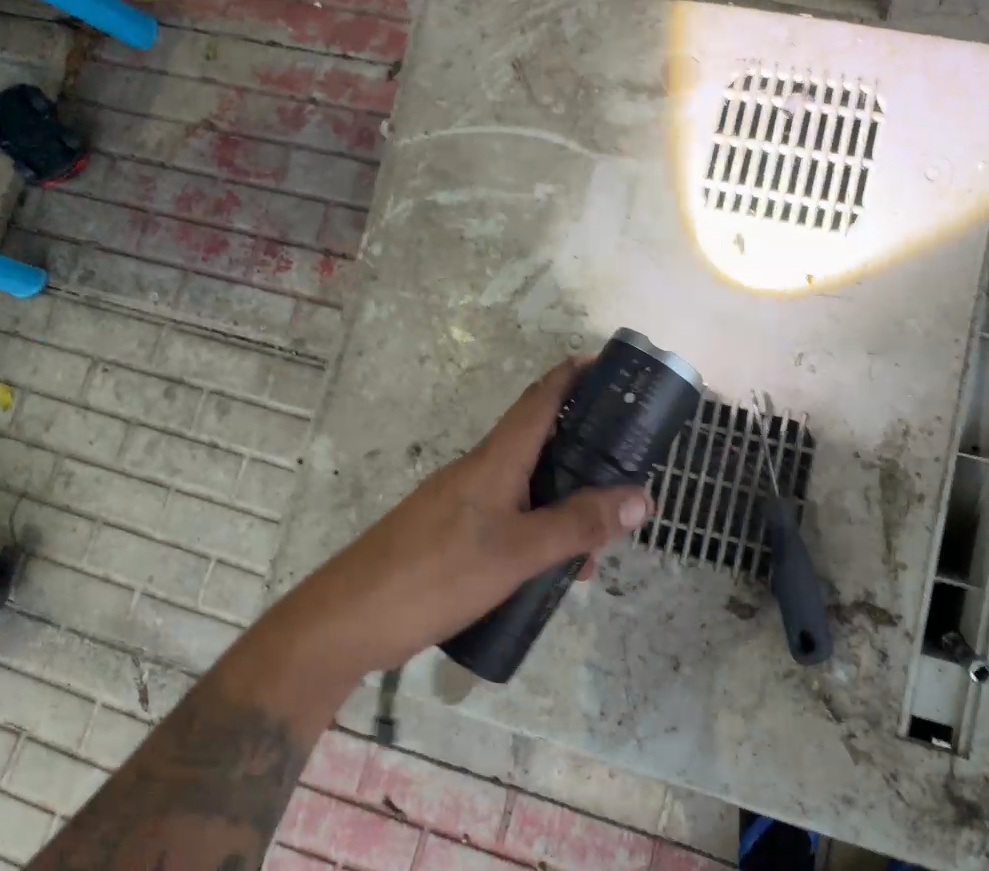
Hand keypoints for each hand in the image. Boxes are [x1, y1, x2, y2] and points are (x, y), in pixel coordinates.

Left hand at [338, 357, 650, 667]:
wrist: (345, 624)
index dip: (576, 374)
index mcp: (496, 459)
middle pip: (544, 445)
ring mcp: (463, 504)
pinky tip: (555, 573)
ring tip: (600, 546)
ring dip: (568, 507)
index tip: (612, 364)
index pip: (542, 399)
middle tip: (630, 471)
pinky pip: (511, 520)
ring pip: (530, 490)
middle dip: (589, 453)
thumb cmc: (434, 575)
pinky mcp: (452, 536)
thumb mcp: (517, 552)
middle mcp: (480, 472)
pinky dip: (541, 534)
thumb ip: (579, 526)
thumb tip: (643, 497)